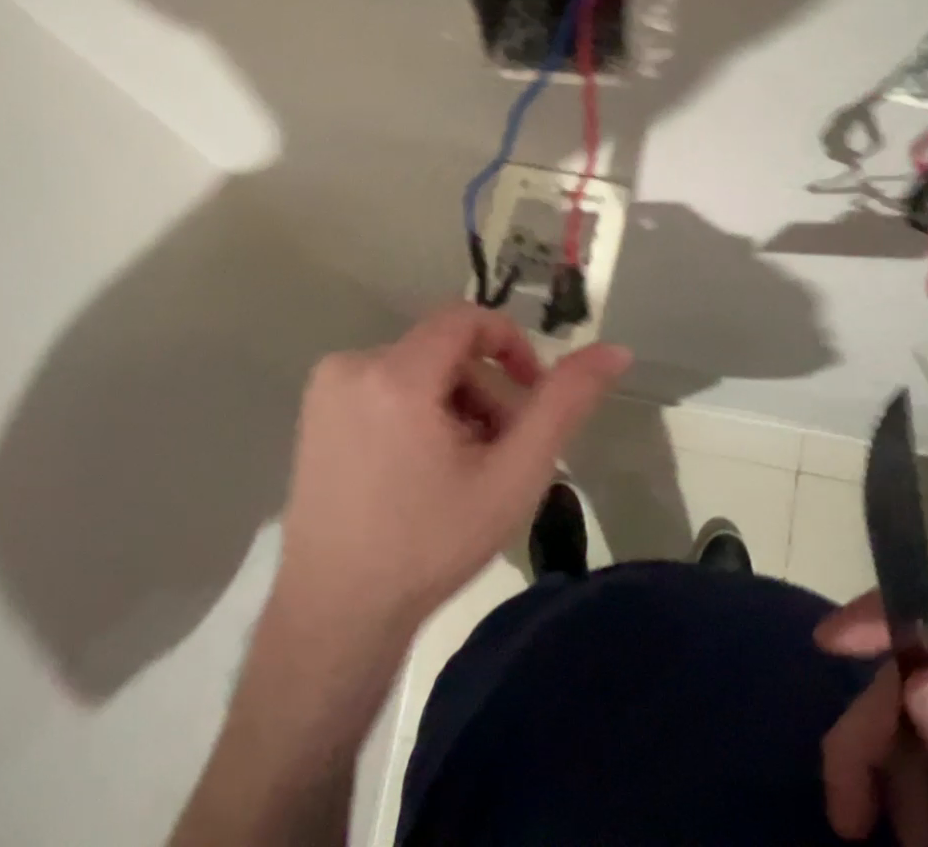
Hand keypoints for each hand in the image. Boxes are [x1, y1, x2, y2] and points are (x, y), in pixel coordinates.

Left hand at [275, 303, 629, 630]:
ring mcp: (324, 392)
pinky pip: (381, 391)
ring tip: (462, 472)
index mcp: (393, 374)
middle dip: (483, 392)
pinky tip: (421, 472)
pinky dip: (414, 415)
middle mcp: (349, 366)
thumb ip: (563, 406)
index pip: (465, 319)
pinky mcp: (313, 416)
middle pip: (441, 351)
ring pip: (413, 372)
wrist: (339, 607)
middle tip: (501, 455)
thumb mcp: (511, 477)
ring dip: (452, 407)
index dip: (511, 346)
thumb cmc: (430, 545)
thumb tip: (614, 351)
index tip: (532, 397)